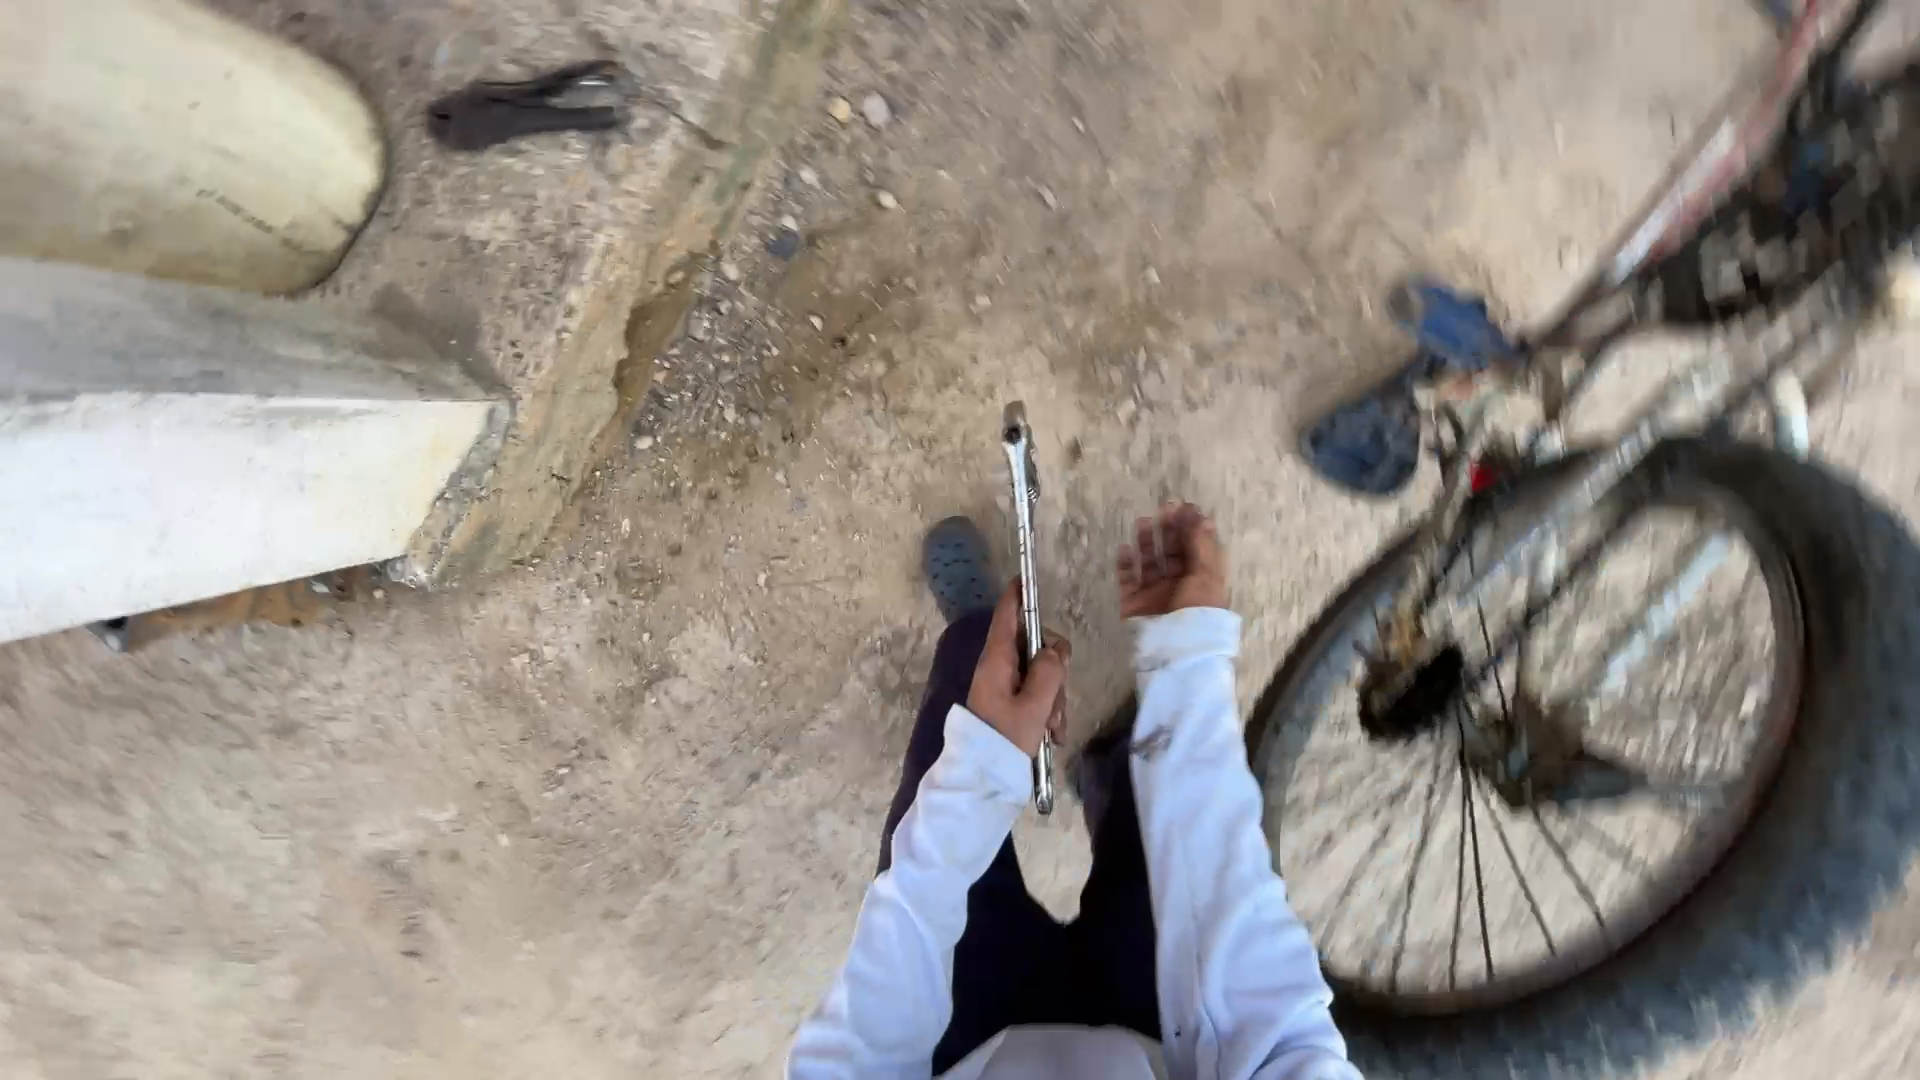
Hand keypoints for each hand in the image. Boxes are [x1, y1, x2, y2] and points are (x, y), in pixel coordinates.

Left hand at [967, 582, 1069, 755]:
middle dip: (1054, 671)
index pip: (1007, 616)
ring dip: (1054, 698)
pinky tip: (1052, 734)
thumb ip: (1049, 672)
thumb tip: (1055, 649)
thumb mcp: (1034, 706)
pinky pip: (1037, 695)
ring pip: (1041, 674)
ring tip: (1053, 728)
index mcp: (997, 660)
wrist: (984, 779)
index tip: (1027, 578)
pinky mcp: (1010, 704)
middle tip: (1056, 701)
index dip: (1017, 596)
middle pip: (1035, 647)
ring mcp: (1004, 686)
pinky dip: (1048, 711)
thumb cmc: (1006, 739)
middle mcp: (999, 667)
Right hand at [1116, 502, 1228, 617]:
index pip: (1196, 548)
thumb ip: (1202, 546)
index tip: (1184, 507)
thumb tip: (1203, 518)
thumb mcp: (1207, 577)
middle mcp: (1178, 585)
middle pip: (1172, 552)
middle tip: (1164, 508)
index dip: (1191, 527)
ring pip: (1149, 562)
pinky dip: (1125, 563)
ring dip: (1147, 542)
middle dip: (1169, 530)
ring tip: (1143, 522)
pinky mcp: (1134, 602)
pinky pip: (1128, 579)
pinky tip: (1125, 548)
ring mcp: (1155, 593)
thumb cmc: (1196, 612)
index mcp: (1201, 580)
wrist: (1173, 650)